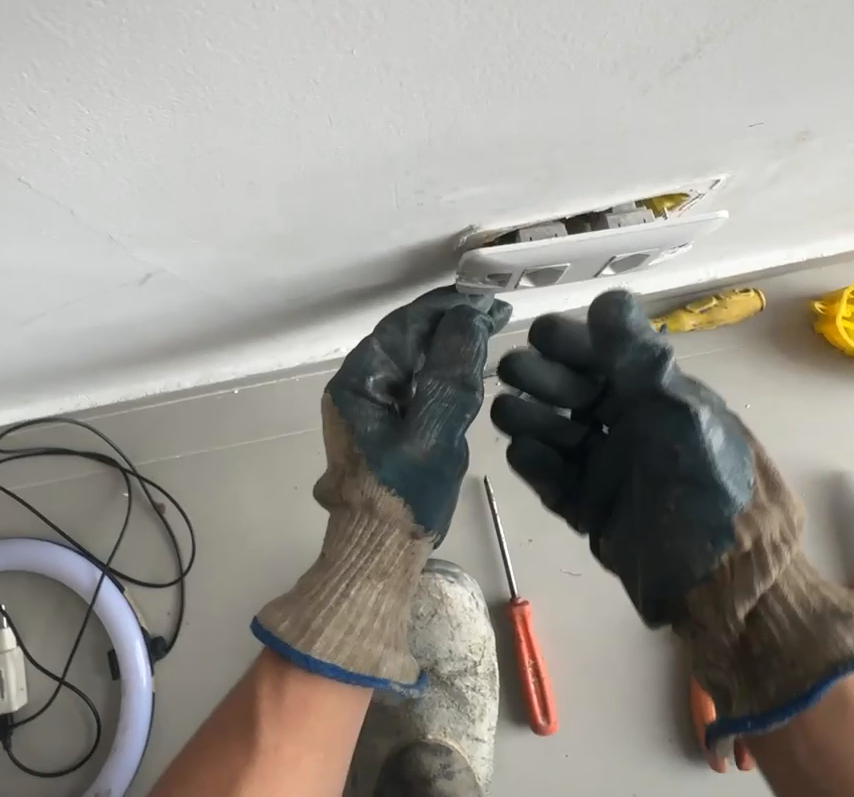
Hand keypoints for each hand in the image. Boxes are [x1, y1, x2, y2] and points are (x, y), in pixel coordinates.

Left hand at [254, 287, 510, 692]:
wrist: (377, 555)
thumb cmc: (402, 497)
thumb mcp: (433, 434)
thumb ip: (449, 375)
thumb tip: (467, 319)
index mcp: (360, 380)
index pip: (406, 325)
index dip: (448, 308)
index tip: (488, 300)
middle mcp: (357, 383)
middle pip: (407, 336)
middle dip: (450, 321)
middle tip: (496, 313)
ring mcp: (368, 403)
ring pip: (411, 356)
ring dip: (447, 342)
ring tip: (487, 330)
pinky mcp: (382, 421)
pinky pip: (413, 380)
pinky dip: (440, 367)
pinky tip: (465, 365)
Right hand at [490, 289, 853, 741]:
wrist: (729, 589)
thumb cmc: (710, 487)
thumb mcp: (680, 413)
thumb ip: (638, 357)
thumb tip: (607, 297)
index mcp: (655, 396)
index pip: (602, 355)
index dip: (571, 341)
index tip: (540, 335)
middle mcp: (627, 425)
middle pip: (570, 390)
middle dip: (540, 376)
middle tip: (512, 372)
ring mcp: (606, 468)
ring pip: (554, 431)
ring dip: (529, 416)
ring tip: (506, 412)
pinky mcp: (589, 508)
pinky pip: (552, 478)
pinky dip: (535, 463)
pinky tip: (521, 452)